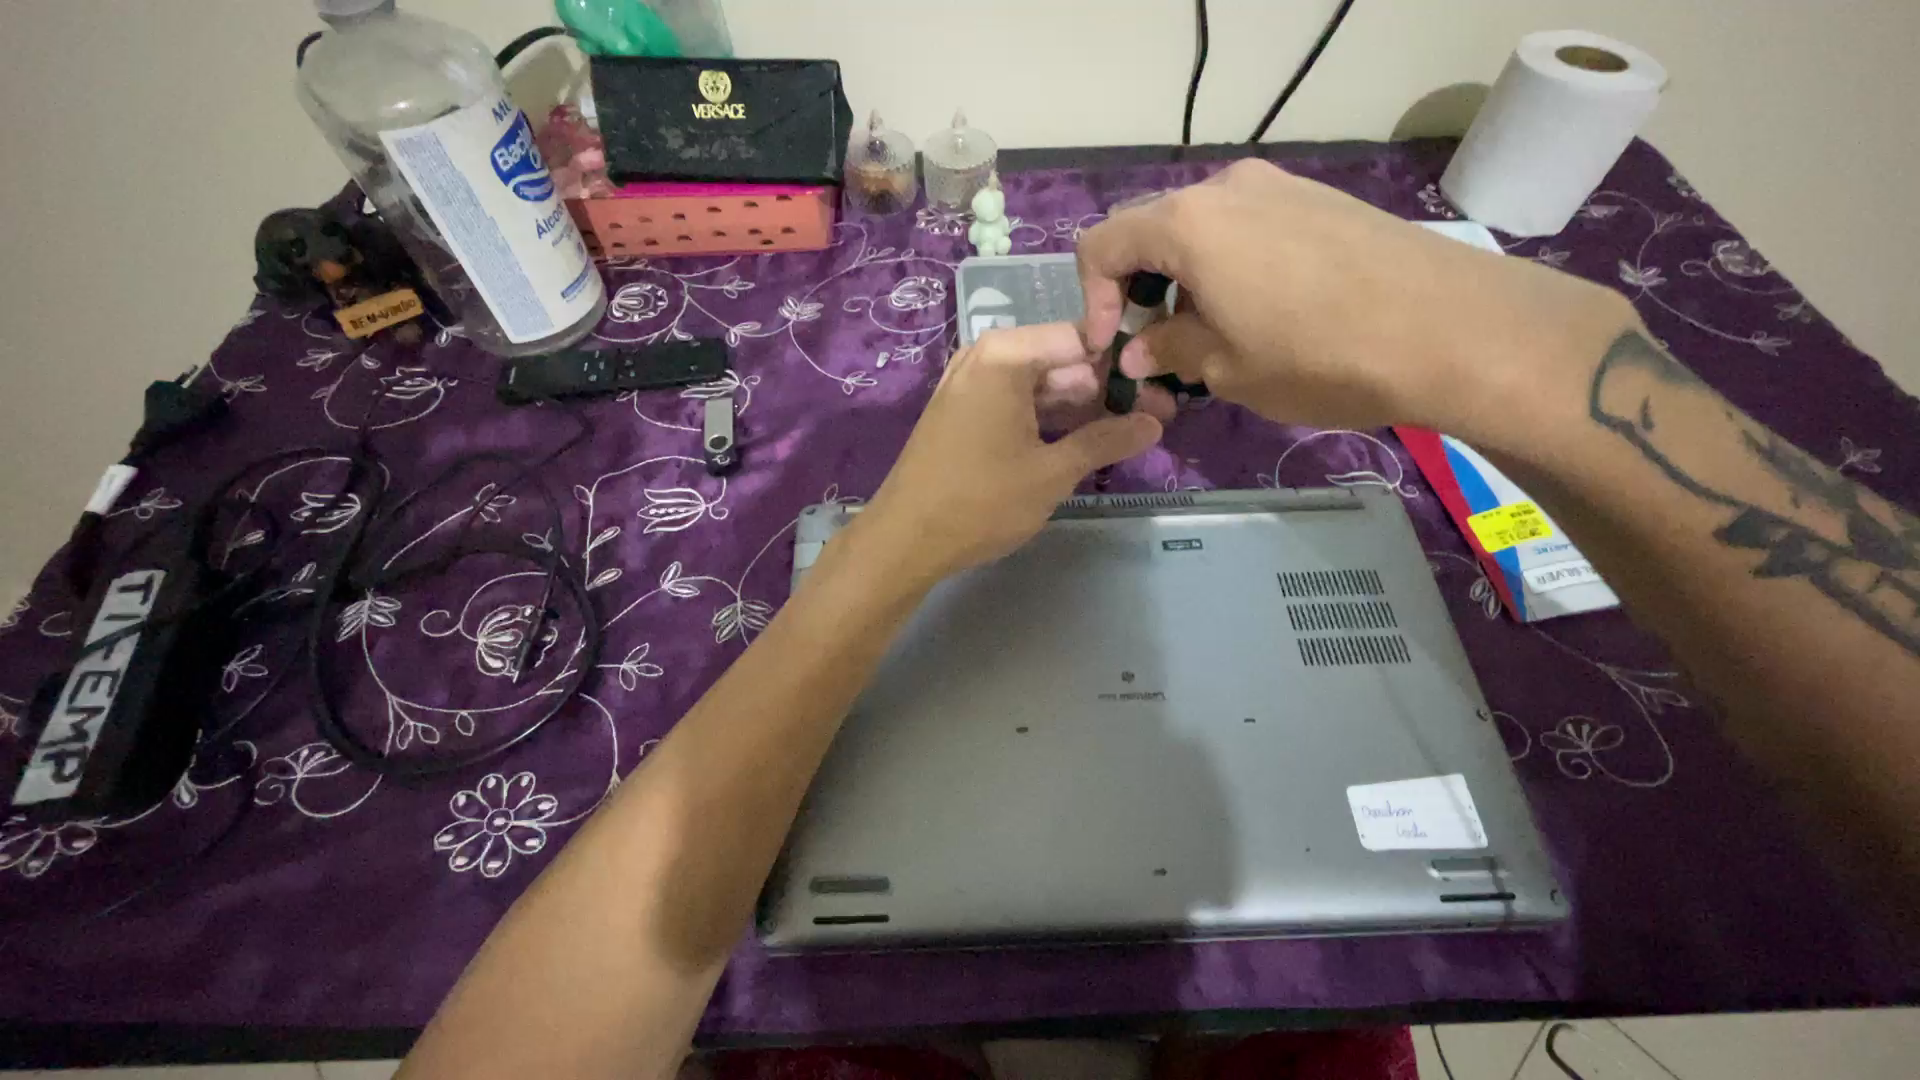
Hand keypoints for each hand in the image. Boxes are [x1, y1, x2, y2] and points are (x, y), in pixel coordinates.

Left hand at [852, 323, 1162, 587]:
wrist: (905, 540)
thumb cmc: (981, 502)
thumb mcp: (1053, 472)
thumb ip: (1106, 440)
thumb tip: (1155, 422)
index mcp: (1006, 355)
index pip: (1083, 339)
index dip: (1125, 364)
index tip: (1161, 391)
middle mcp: (985, 356)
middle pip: (1062, 361)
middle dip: (1107, 389)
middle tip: (1156, 418)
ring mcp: (969, 383)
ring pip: (1041, 384)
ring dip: (1082, 407)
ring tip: (1129, 432)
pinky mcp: (962, 411)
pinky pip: (1017, 402)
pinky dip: (1049, 419)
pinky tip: (1083, 440)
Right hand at [1075, 159, 1634, 441]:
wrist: (1451, 328)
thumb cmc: (1318, 355)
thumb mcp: (1226, 369)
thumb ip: (1168, 349)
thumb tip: (1140, 348)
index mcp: (1187, 225)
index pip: (1102, 246)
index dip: (1091, 301)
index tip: (1113, 347)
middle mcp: (1225, 188)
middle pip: (1150, 234)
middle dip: (1140, 293)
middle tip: (1158, 348)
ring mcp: (1277, 187)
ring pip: (1200, 232)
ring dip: (1185, 283)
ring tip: (1212, 338)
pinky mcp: (1318, 200)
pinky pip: (1247, 229)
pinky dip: (1228, 268)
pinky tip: (1262, 314)